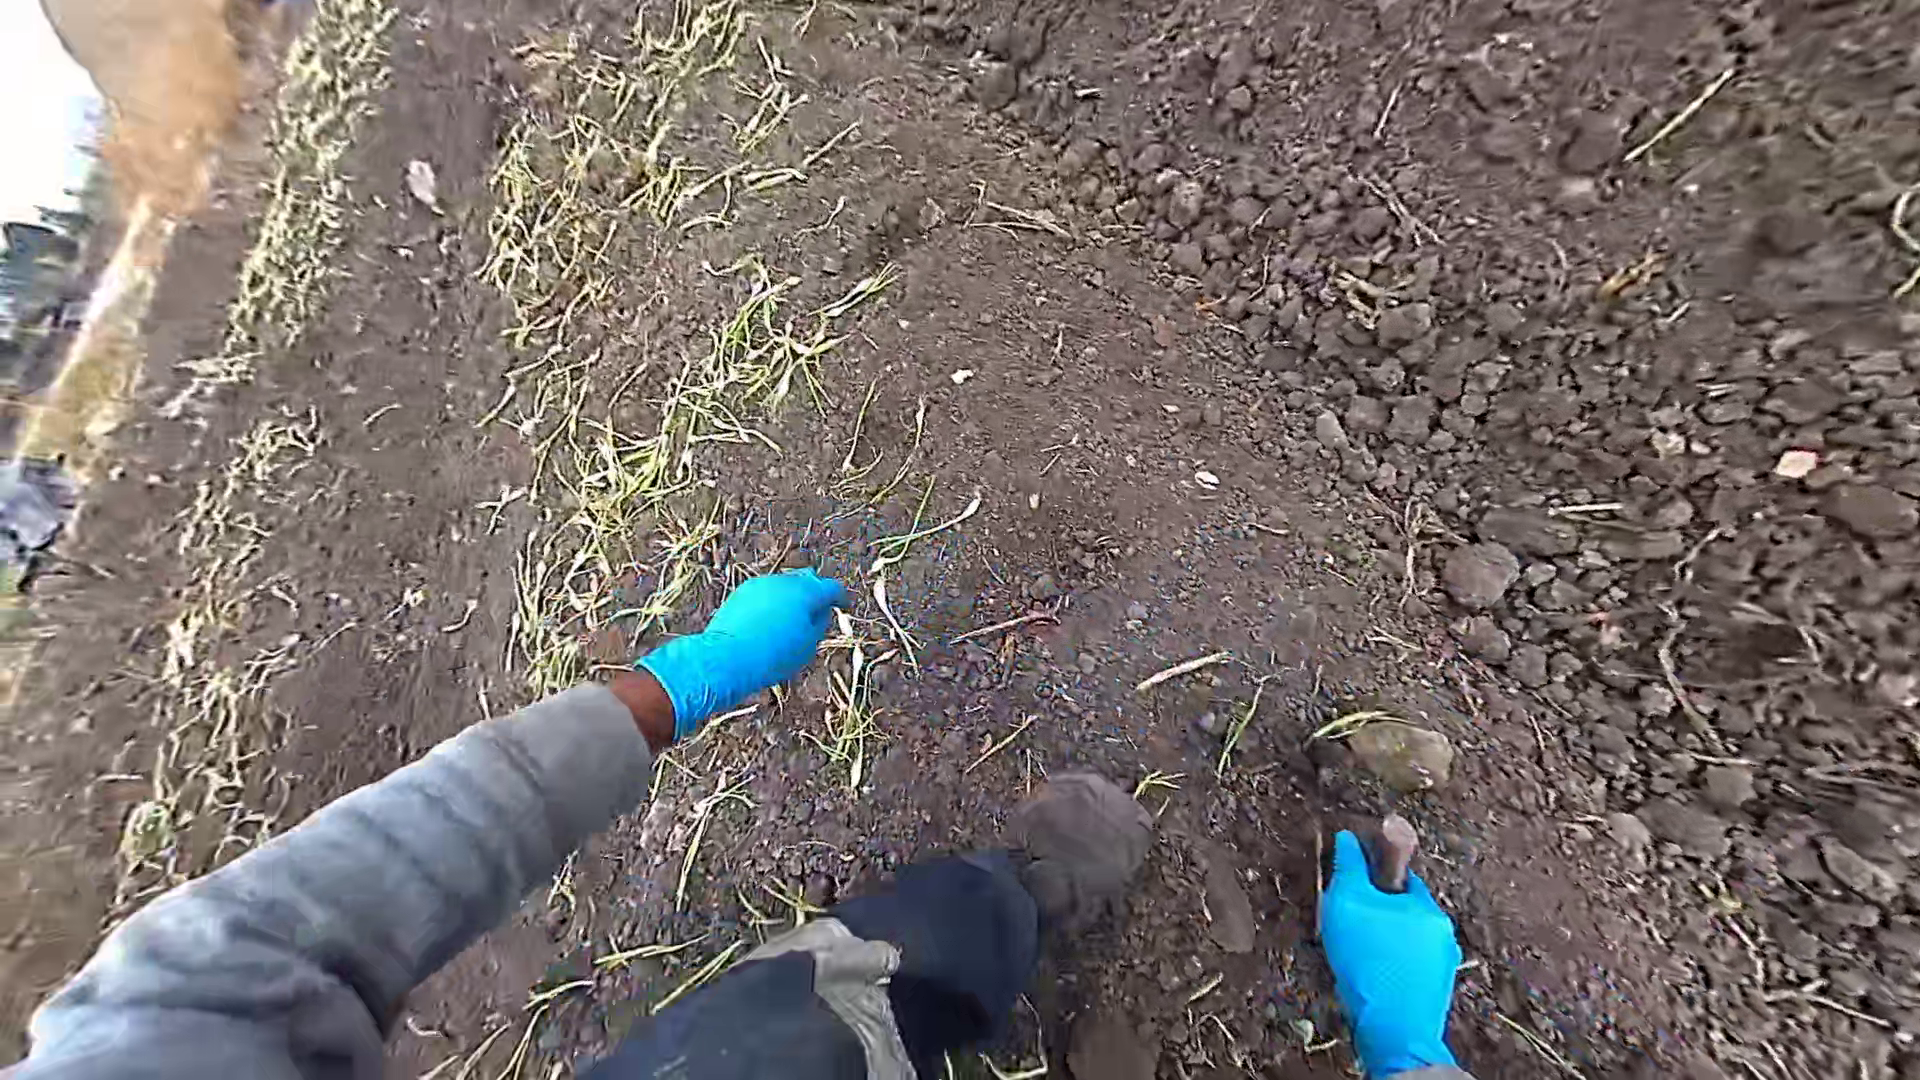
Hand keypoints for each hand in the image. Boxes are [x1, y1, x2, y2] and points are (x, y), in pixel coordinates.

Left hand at [638, 569, 847, 738]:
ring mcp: (762, 584)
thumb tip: (820, 610)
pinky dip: (774, 602)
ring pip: (786, 586)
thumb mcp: (809, 645)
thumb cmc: (772, 656)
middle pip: (808, 581)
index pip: (831, 588)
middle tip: (818, 611)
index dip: (841, 598)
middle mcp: (785, 582)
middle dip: (816, 593)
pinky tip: (770, 622)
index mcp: (806, 593)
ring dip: (793, 597)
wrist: (726, 659)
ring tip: (792, 620)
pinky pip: (767, 592)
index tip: (844, 605)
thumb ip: (820, 622)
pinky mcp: (743, 591)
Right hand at [1320, 830, 1460, 1076]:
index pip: (1397, 876)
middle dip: (1373, 907)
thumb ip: (1349, 865)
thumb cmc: (1368, 958)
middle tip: (1347, 916)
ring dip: (1379, 932)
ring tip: (1353, 943)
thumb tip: (1348, 838)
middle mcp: (1442, 933)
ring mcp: (1441, 963)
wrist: (1392, 1028)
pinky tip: (1366, 964)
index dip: (1370, 877)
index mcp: (1428, 908)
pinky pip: (1405, 957)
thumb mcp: (1347, 900)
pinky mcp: (1434, 987)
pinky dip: (1387, 955)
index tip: (1350, 885)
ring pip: (1401, 932)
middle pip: (1399, 905)